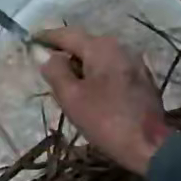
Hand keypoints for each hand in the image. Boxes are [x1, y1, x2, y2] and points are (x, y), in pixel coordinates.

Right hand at [35, 28, 173, 174]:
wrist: (148, 145)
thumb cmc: (104, 120)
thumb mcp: (71, 97)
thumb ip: (56, 72)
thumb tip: (50, 57)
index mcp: (101, 48)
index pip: (67, 35)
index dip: (47, 37)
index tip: (32, 40)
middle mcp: (121, 48)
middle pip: (86, 45)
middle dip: (66, 53)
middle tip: (48, 67)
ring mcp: (135, 63)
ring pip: (100, 58)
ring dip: (82, 66)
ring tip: (67, 82)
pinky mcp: (142, 80)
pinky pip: (112, 70)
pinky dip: (97, 75)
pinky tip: (91, 92)